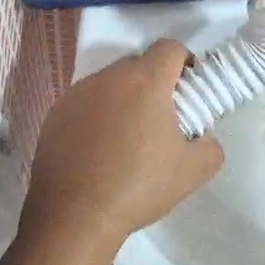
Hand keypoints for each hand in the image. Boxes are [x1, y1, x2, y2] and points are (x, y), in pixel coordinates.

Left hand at [23, 39, 224, 244]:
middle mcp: (107, 78)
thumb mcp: (193, 172)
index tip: (188, 91)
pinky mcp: (54, 116)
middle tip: (160, 121)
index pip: (169, 48)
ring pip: (108, 85)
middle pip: (137, 65)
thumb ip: (210, 146)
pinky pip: (83, 105)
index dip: (184, 63)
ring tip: (125, 141)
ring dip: (122, 101)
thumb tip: (201, 139)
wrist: (74, 216)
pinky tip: (97, 153)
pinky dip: (95, 118)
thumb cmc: (138, 187)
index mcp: (144, 82)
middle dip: (153, 84)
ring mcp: (75, 95)